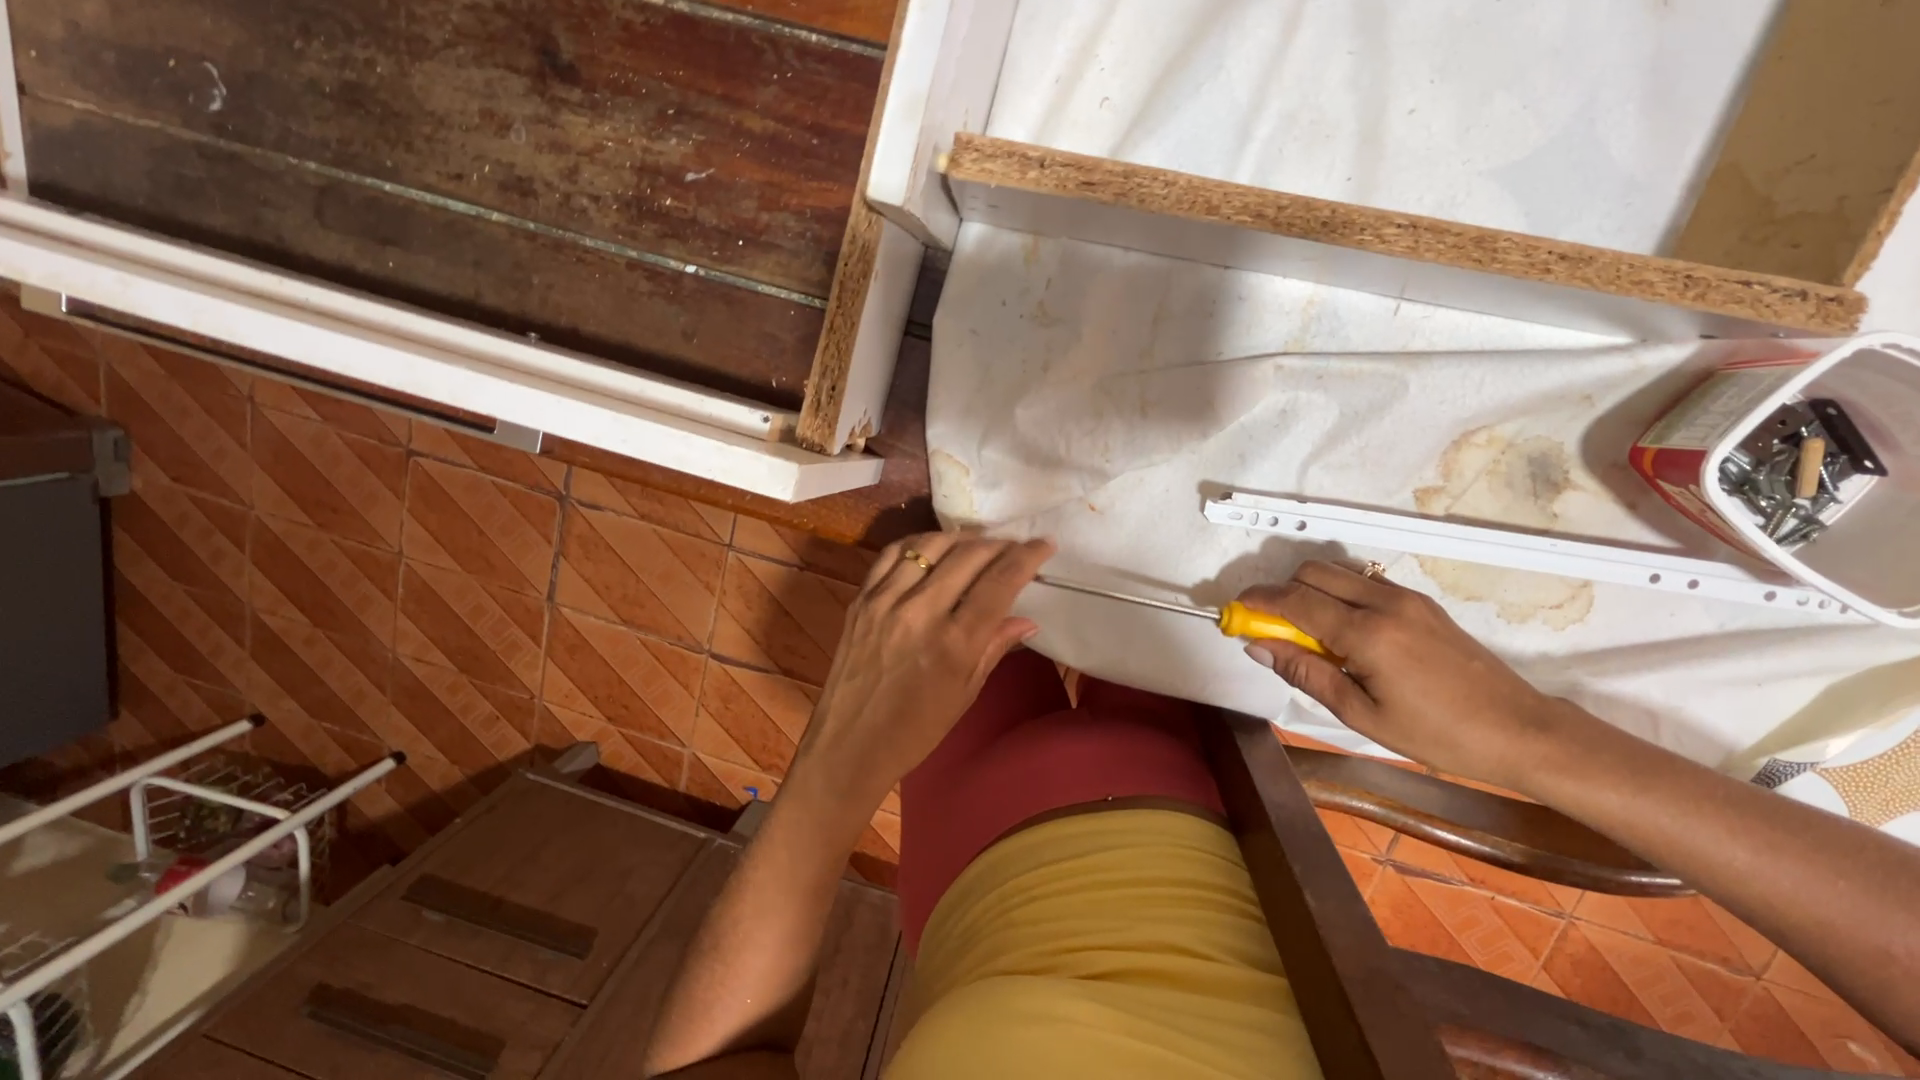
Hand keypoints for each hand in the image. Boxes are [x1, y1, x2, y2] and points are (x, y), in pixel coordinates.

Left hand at [789, 532, 1055, 813]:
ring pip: (931, 545)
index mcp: (954, 643)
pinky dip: (919, 544)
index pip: (1000, 582)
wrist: (849, 746)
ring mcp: (885, 601)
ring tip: (979, 544)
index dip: (1027, 556)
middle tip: (1015, 546)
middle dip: (1000, 544)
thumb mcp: (965, 694)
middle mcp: (920, 612)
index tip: (1044, 544)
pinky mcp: (861, 599)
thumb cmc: (915, 732)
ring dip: (962, 538)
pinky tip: (934, 548)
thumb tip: (1026, 619)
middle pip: (969, 555)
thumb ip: (994, 647)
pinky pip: (892, 554)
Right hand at [1236, 561, 1588, 786]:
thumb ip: (1306, 673)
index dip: (1258, 603)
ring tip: (1309, 634)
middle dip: (1282, 592)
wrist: (1520, 730)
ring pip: (1339, 572)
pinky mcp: (1422, 603)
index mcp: (1367, 633)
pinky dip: (1339, 595)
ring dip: (1311, 591)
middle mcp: (1384, 602)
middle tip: (1272, 630)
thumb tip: (1258, 646)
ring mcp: (1407, 598)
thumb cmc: (1437, 735)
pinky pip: (1364, 583)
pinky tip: (1345, 633)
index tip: (1235, 613)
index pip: (1295, 601)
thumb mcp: (1362, 714)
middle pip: (1313, 572)